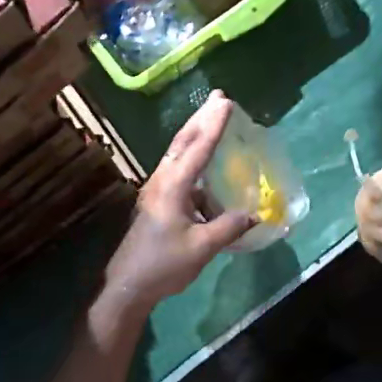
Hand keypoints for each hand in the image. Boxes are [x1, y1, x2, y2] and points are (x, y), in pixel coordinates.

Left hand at [102, 91, 255, 314]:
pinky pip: (181, 173)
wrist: (128, 285)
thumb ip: (229, 227)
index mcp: (172, 187)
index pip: (198, 149)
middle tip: (218, 96)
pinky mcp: (159, 203)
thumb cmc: (163, 265)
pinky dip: (196, 161)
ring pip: (179, 154)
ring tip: (214, 120)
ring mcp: (158, 191)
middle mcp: (163, 181)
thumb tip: (254, 214)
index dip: (214, 125)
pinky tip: (209, 169)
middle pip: (183, 142)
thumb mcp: (202, 248)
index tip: (227, 102)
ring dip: (197, 135)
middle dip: (201, 117)